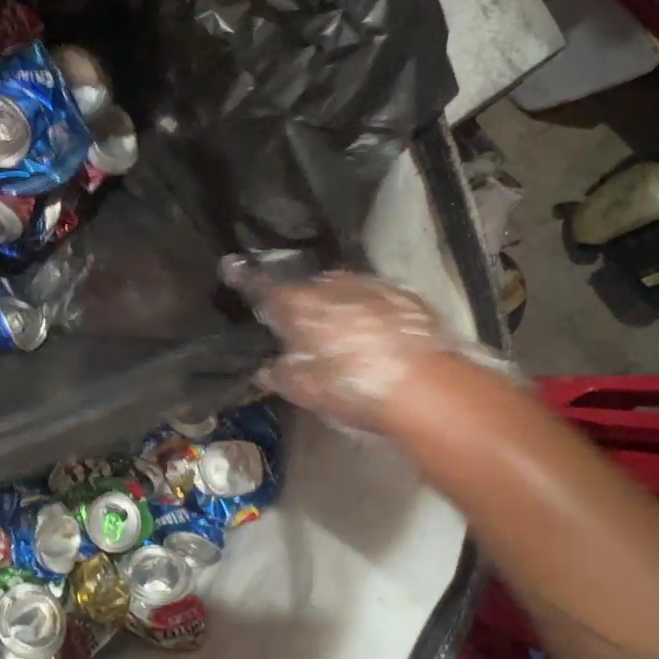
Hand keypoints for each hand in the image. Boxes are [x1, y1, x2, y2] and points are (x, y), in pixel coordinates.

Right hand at [227, 267, 451, 432]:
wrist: (428, 388)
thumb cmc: (352, 388)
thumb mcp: (303, 391)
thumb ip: (278, 373)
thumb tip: (266, 367)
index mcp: (297, 306)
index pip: (261, 287)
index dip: (243, 278)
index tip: (230, 266)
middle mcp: (331, 287)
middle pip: (306, 289)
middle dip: (301, 303)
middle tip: (302, 329)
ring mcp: (371, 287)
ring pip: (342, 290)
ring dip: (336, 305)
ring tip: (342, 332)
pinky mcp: (406, 297)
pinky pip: (376, 298)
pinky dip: (369, 311)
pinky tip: (376, 334)